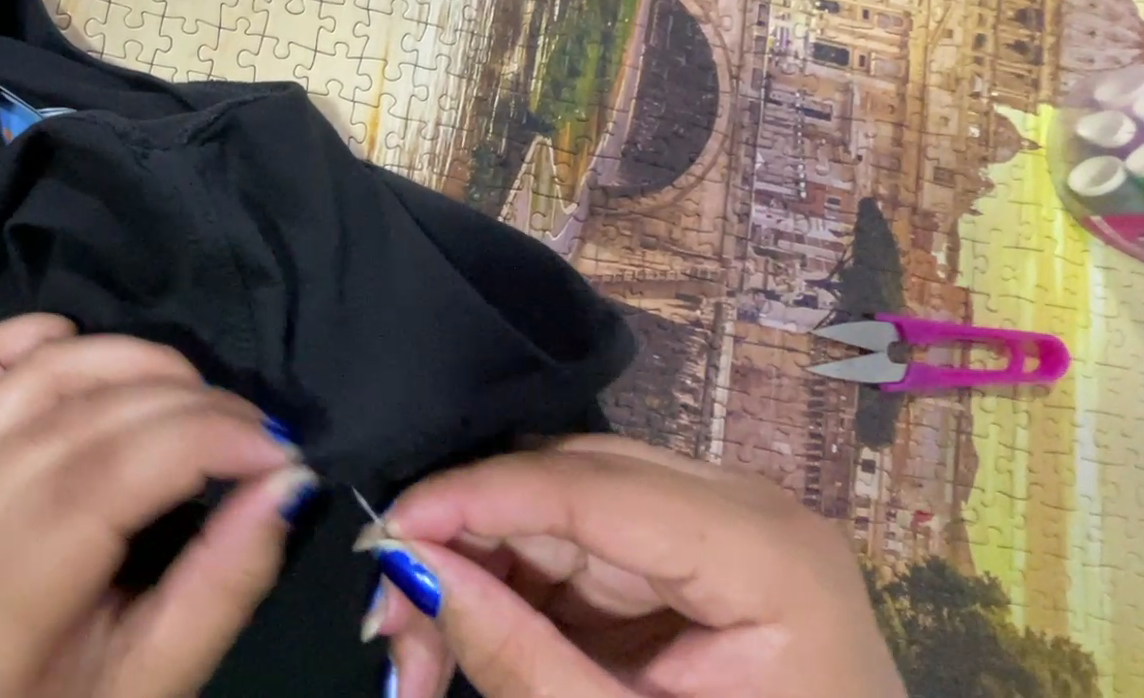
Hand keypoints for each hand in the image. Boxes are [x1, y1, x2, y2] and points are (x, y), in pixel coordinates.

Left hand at [0, 314, 314, 697]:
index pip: (97, 485)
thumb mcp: (152, 682)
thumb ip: (219, 585)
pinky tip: (95, 348)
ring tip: (199, 393)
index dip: (195, 442)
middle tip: (256, 427)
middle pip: (74, 422)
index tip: (275, 444)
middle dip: (184, 404)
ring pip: (38, 377)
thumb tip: (285, 483)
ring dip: (130, 361)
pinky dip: (43, 338)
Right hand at [362, 436, 905, 697]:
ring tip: (414, 649)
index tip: (384, 530)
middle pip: (555, 486)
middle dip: (463, 544)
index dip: (472, 498)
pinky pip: (561, 542)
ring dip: (472, 567)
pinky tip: (462, 633)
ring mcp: (702, 522)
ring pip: (544, 510)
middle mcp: (732, 507)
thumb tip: (408, 565)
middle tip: (388, 618)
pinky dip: (504, 585)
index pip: (582, 485)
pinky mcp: (673, 551)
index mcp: (760, 550)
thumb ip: (518, 658)